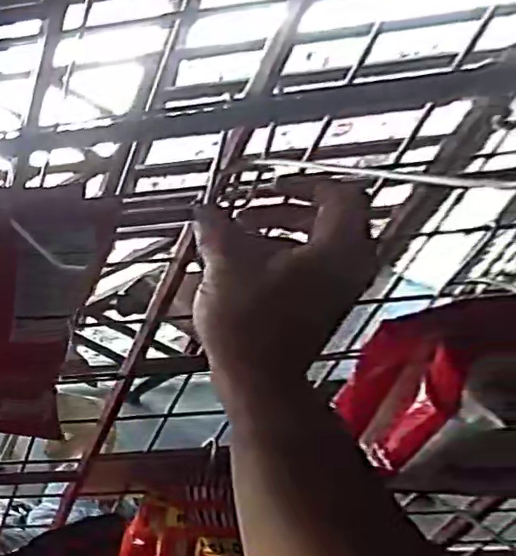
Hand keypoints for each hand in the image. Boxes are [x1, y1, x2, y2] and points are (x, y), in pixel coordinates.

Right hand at [193, 179, 376, 396]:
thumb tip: (203, 209)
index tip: (264, 187)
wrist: (258, 371)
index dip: (300, 184)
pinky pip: (308, 266)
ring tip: (234, 242)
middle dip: (281, 212)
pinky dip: (278, 258)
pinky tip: (241, 268)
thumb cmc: (246, 319)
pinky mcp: (322, 302)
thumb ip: (216, 232)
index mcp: (339, 246)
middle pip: (327, 219)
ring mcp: (340, 283)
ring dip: (276, 236)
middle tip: (241, 216)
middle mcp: (352, 260)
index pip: (338, 195)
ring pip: (315, 243)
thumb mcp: (224, 268)